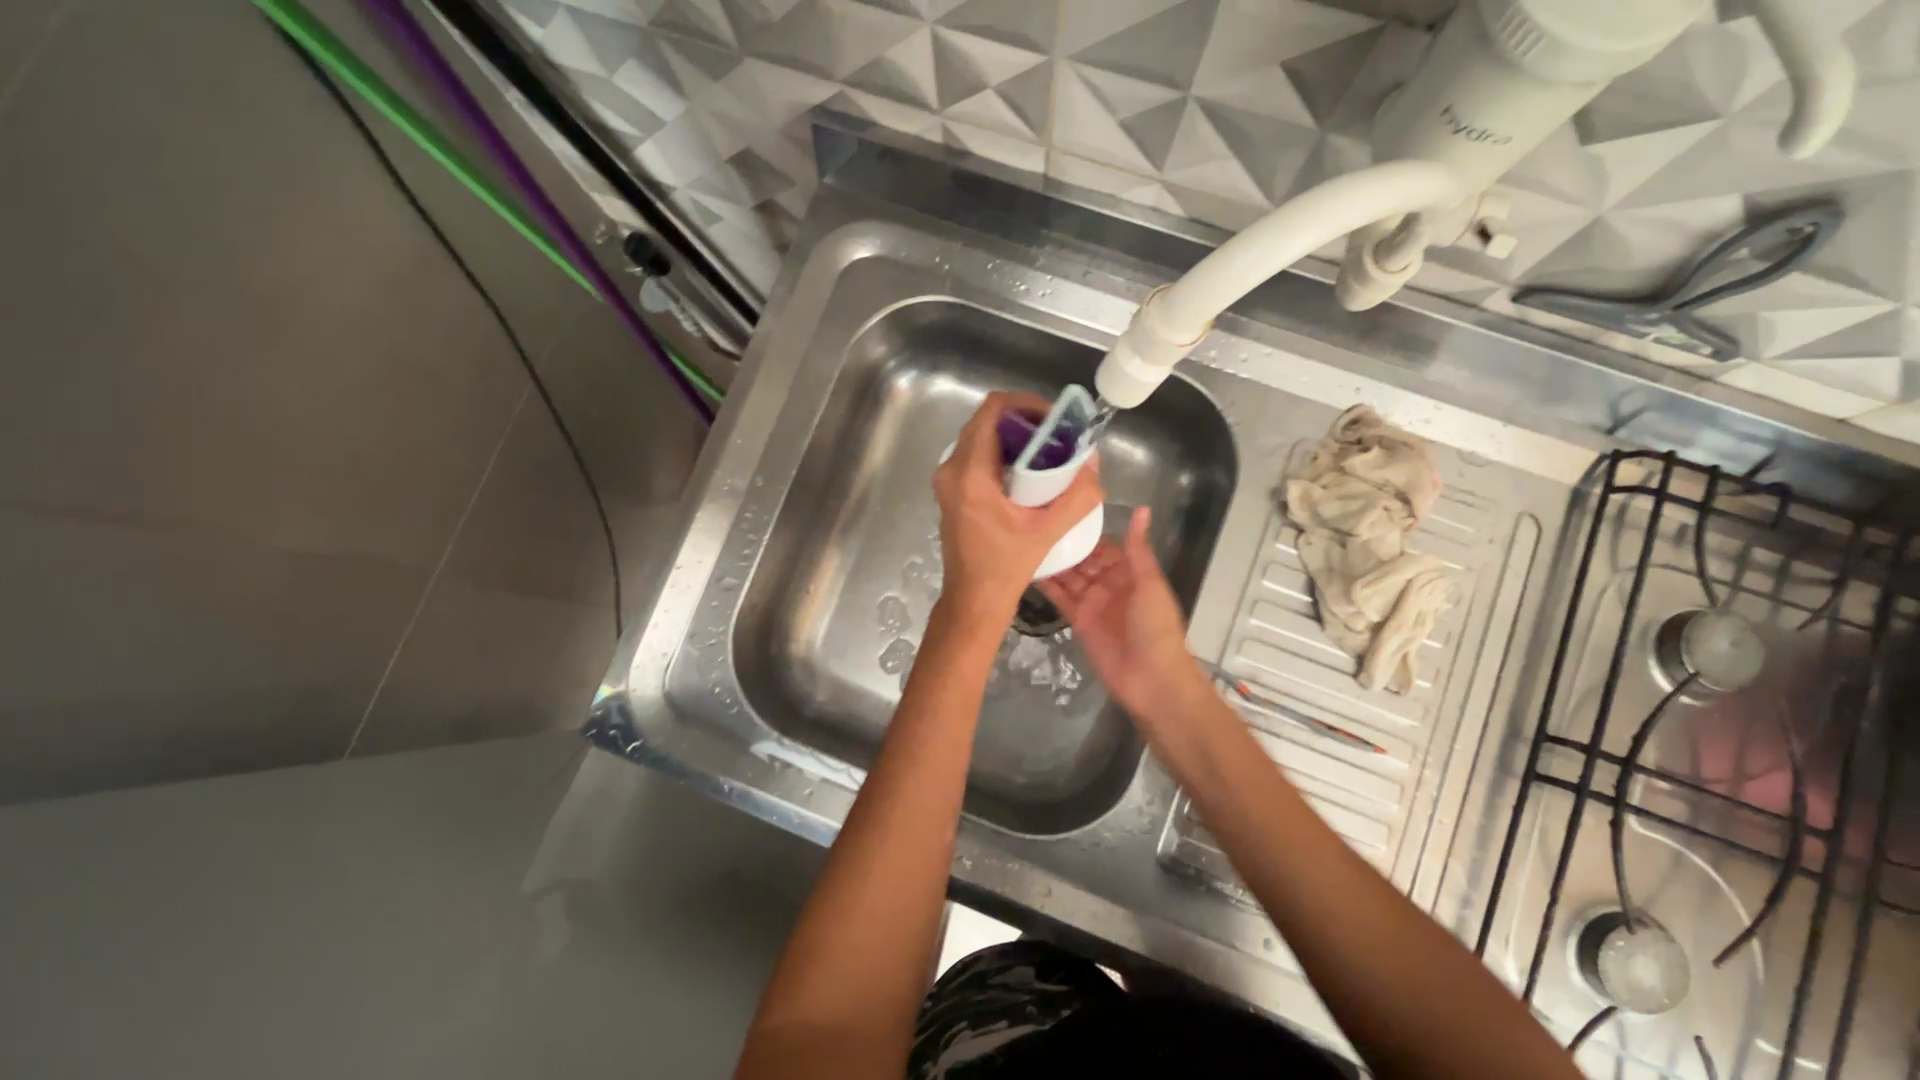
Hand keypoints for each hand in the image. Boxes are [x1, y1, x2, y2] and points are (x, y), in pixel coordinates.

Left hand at [934, 392, 1103, 617]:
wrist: (974, 600)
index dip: (1026, 404)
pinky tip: (1029, 472)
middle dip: (1025, 421)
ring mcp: (947, 480)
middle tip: (1057, 435)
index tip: (1055, 419)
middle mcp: (951, 469)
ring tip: (1048, 451)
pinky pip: (976, 455)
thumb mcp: (1049, 531)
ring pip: (981, 437)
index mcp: (970, 473)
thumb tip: (1094, 462)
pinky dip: (1003, 454)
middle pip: (987, 421)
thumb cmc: (1006, 568)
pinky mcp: (951, 491)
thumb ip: (1078, 495)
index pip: (992, 411)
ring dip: (1014, 437)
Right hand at [1038, 506, 1211, 724]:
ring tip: (1025, 541)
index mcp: (1130, 572)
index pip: (1104, 546)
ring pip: (1069, 577)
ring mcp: (1093, 603)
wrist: (1151, 678)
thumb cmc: (1156, 627)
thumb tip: (1141, 509)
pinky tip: (1027, 568)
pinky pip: (1060, 599)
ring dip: (1053, 562)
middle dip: (1065, 545)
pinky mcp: (1078, 621)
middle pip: (1083, 560)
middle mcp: (1109, 584)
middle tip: (1034, 522)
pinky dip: (1046, 586)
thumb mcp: (1149, 583)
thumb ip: (1138, 549)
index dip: (1086, 531)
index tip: (1062, 509)